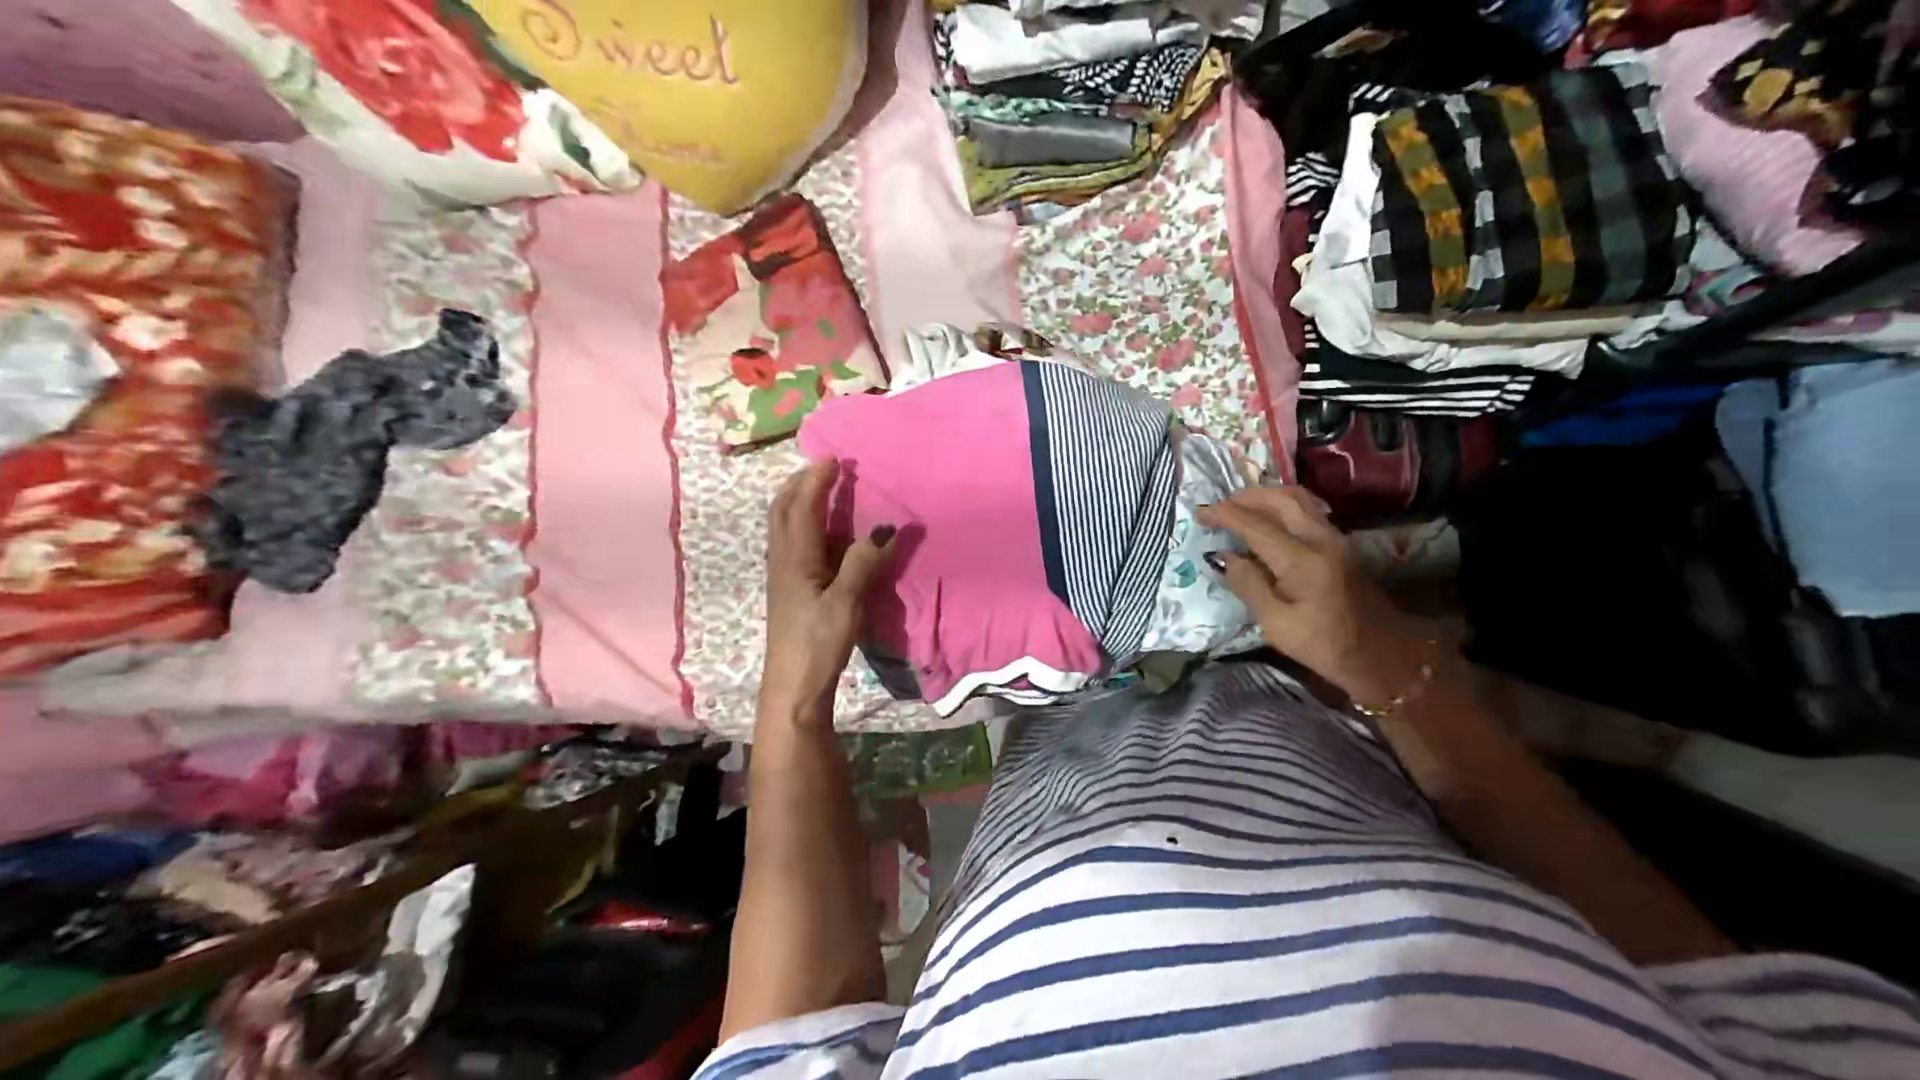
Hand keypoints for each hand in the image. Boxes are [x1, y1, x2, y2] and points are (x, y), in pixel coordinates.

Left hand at [759, 459, 895, 724]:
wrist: (792, 686)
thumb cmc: (818, 643)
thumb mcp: (846, 603)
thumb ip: (863, 563)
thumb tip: (884, 528)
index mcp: (795, 558)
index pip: (802, 507)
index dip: (816, 480)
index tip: (834, 458)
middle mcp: (783, 560)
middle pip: (782, 511)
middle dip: (798, 484)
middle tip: (821, 467)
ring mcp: (782, 576)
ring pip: (782, 526)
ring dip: (796, 501)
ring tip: (817, 490)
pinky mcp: (787, 590)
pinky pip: (790, 542)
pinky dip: (800, 523)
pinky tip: (818, 533)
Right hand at [1197, 487, 1430, 706]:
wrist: (1383, 655)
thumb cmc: (1325, 645)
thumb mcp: (1276, 625)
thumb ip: (1248, 586)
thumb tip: (1226, 557)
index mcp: (1301, 560)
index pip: (1255, 525)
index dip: (1225, 515)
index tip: (1200, 513)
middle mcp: (1321, 539)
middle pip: (1281, 499)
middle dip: (1246, 497)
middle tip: (1220, 506)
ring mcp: (1335, 539)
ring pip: (1298, 500)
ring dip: (1266, 497)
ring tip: (1241, 507)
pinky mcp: (1341, 545)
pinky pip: (1308, 511)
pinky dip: (1282, 507)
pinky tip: (1269, 520)